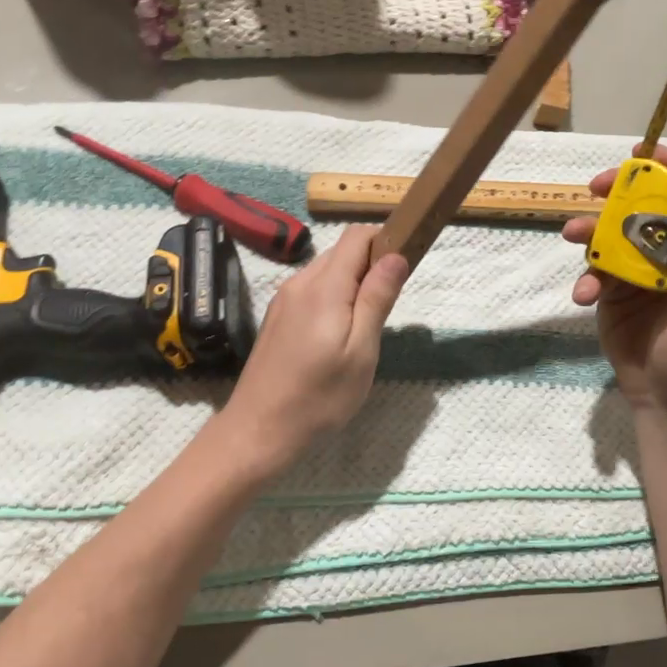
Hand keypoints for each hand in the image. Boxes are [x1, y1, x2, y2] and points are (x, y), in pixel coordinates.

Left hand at [223, 226, 409, 459]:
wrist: (259, 430)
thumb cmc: (320, 397)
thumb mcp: (361, 351)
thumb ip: (377, 299)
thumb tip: (396, 256)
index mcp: (324, 287)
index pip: (357, 236)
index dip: (385, 240)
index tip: (406, 265)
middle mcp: (300, 283)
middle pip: (342, 251)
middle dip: (371, 263)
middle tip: (389, 304)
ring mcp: (284, 299)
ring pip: (326, 271)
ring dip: (353, 282)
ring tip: (366, 324)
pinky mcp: (277, 317)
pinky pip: (312, 290)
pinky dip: (334, 297)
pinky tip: (339, 334)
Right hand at [563, 145, 666, 420]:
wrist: (664, 397)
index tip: (646, 155)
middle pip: (644, 206)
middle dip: (618, 191)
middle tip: (595, 185)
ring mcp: (637, 270)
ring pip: (611, 234)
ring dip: (590, 230)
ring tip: (572, 234)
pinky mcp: (612, 291)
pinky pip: (593, 272)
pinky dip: (585, 279)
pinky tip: (583, 296)